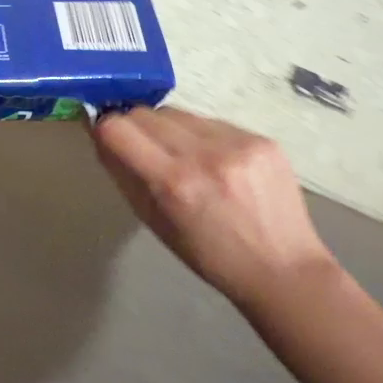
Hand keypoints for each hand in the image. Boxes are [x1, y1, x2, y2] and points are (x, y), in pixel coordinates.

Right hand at [91, 106, 337, 307]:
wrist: (284, 269)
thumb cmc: (209, 255)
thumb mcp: (154, 222)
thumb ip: (123, 174)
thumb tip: (98, 135)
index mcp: (173, 182)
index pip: (117, 128)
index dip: (105, 130)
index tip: (109, 140)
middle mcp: (204, 155)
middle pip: (145, 114)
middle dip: (135, 128)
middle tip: (145, 151)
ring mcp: (238, 144)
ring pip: (178, 113)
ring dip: (169, 130)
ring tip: (185, 158)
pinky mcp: (263, 139)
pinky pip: (212, 122)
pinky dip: (203, 136)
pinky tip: (218, 163)